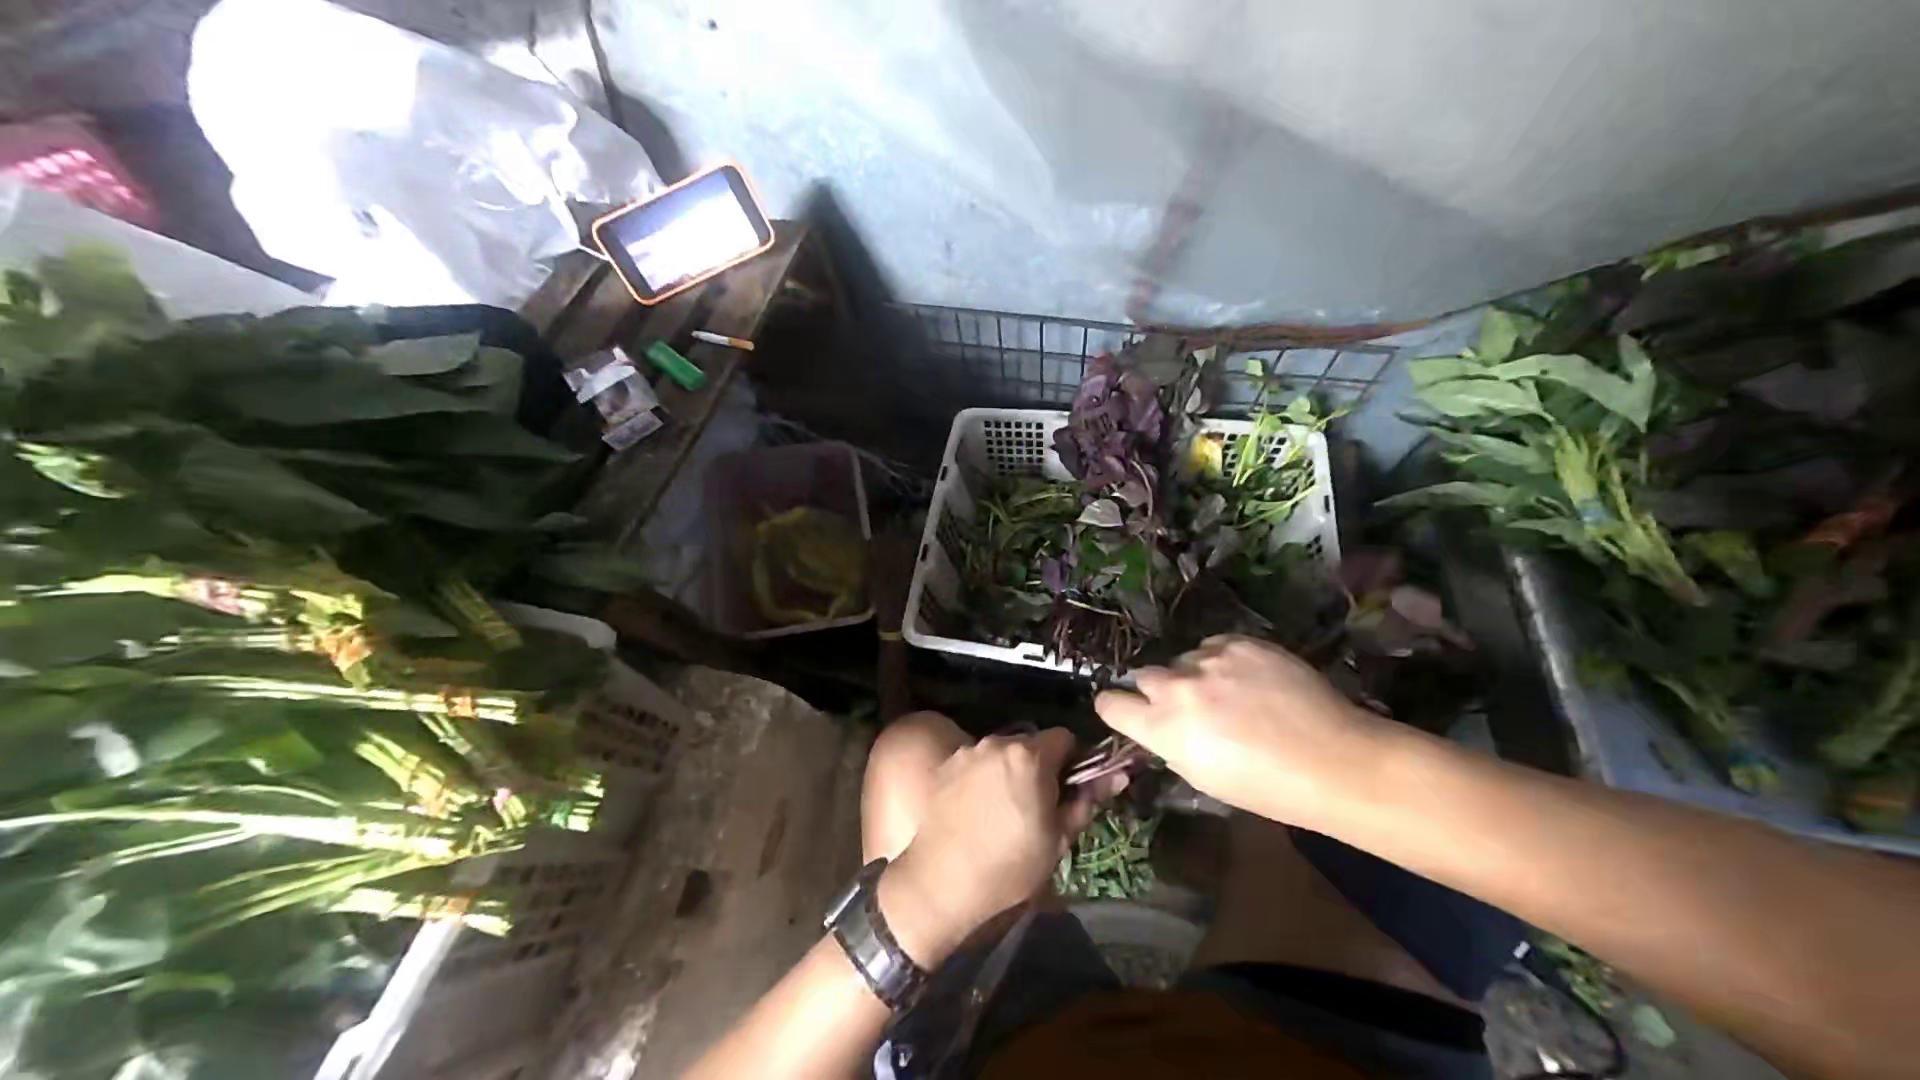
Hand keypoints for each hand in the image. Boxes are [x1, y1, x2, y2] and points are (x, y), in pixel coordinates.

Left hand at [877, 728, 1095, 965]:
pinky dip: (983, 777)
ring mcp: (967, 752)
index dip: (1073, 761)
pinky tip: (978, 810)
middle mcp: (996, 742)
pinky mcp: (945, 766)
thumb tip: (1119, 775)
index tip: (1069, 789)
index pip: (1065, 737)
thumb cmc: (1010, 865)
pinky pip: (976, 762)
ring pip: (1001, 752)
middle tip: (1039, 805)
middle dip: (1040, 766)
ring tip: (1005, 810)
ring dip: (1010, 770)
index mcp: (1029, 755)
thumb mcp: (1058, 838)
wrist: (942, 882)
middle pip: (1031, 743)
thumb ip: (1087, 800)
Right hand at [1094, 635, 1389, 828]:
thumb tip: (1159, 723)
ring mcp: (1209, 659)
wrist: (1334, 761)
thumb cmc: (1265, 786)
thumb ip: (1168, 742)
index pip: (1110, 703)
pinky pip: (1214, 646)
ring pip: (1184, 660)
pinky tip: (1249, 680)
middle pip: (1145, 676)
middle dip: (1159, 690)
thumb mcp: (1200, 777)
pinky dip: (1222, 660)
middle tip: (1191, 707)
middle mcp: (1177, 687)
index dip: (1116, 706)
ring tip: (1230, 694)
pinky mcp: (1240, 642)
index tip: (1128, 710)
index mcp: (1162, 727)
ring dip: (1195, 674)